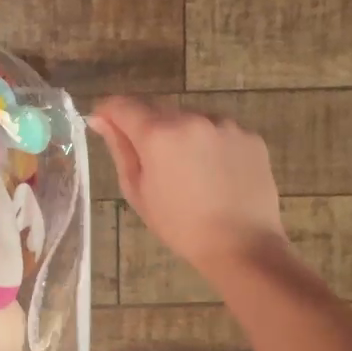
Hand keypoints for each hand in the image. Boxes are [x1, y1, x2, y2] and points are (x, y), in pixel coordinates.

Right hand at [88, 95, 286, 273]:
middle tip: (147, 158)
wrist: (242, 245)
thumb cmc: (179, 224)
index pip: (123, 105)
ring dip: (178, 133)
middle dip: (144, 125)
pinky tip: (212, 171)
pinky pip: (217, 130)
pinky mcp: (250, 136)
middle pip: (156, 108)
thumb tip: (101, 120)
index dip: (108, 111)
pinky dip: (207, 142)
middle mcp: (192, 118)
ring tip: (185, 168)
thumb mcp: (137, 190)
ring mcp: (225, 125)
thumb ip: (119, 148)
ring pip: (188, 118)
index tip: (103, 125)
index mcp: (158, 134)